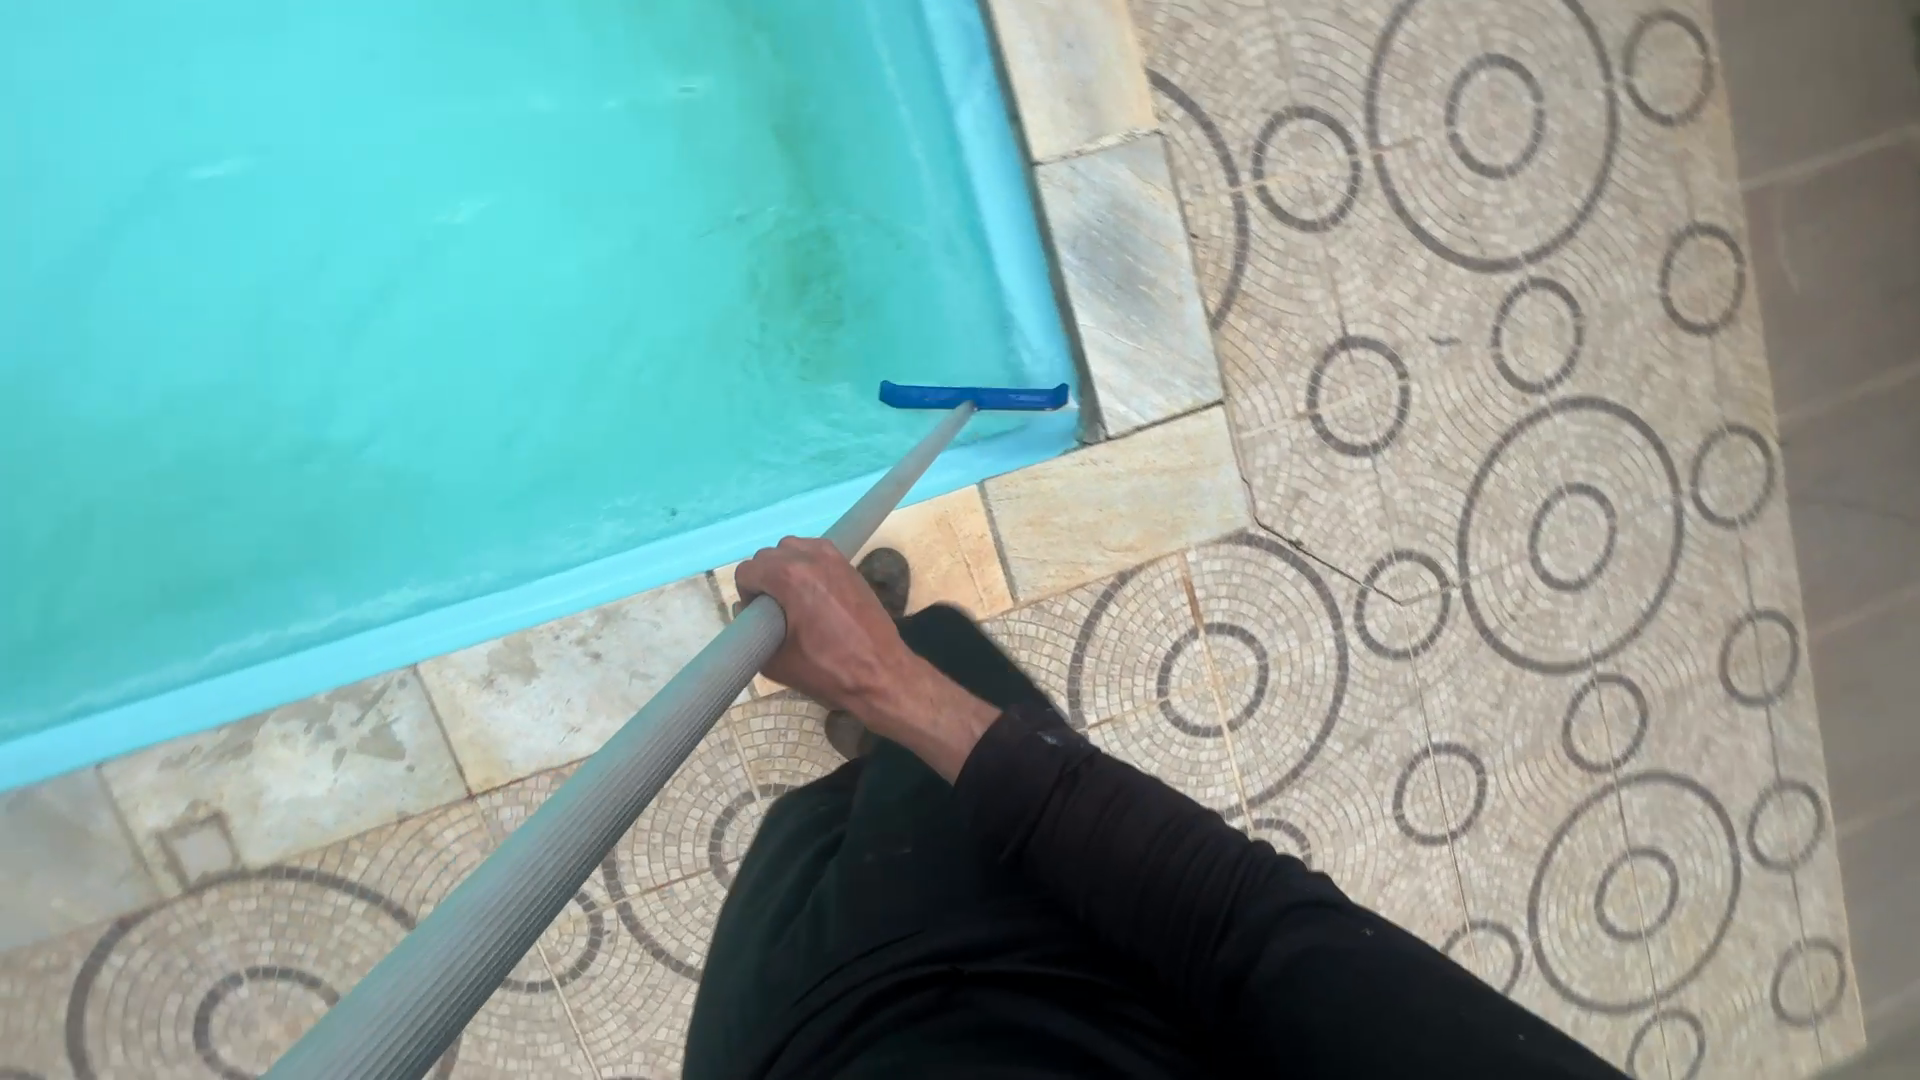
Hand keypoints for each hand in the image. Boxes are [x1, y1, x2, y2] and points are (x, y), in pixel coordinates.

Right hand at [734, 537, 998, 779]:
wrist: (880, 672)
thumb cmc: (827, 671)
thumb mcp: (775, 660)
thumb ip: (750, 630)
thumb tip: (746, 613)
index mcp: (789, 578)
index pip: (747, 570)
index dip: (746, 594)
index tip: (756, 615)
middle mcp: (810, 557)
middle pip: (769, 555)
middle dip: (764, 579)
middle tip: (773, 609)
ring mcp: (833, 557)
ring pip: (793, 548)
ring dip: (785, 567)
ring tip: (793, 599)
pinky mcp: (849, 564)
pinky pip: (816, 552)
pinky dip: (807, 565)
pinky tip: (813, 592)